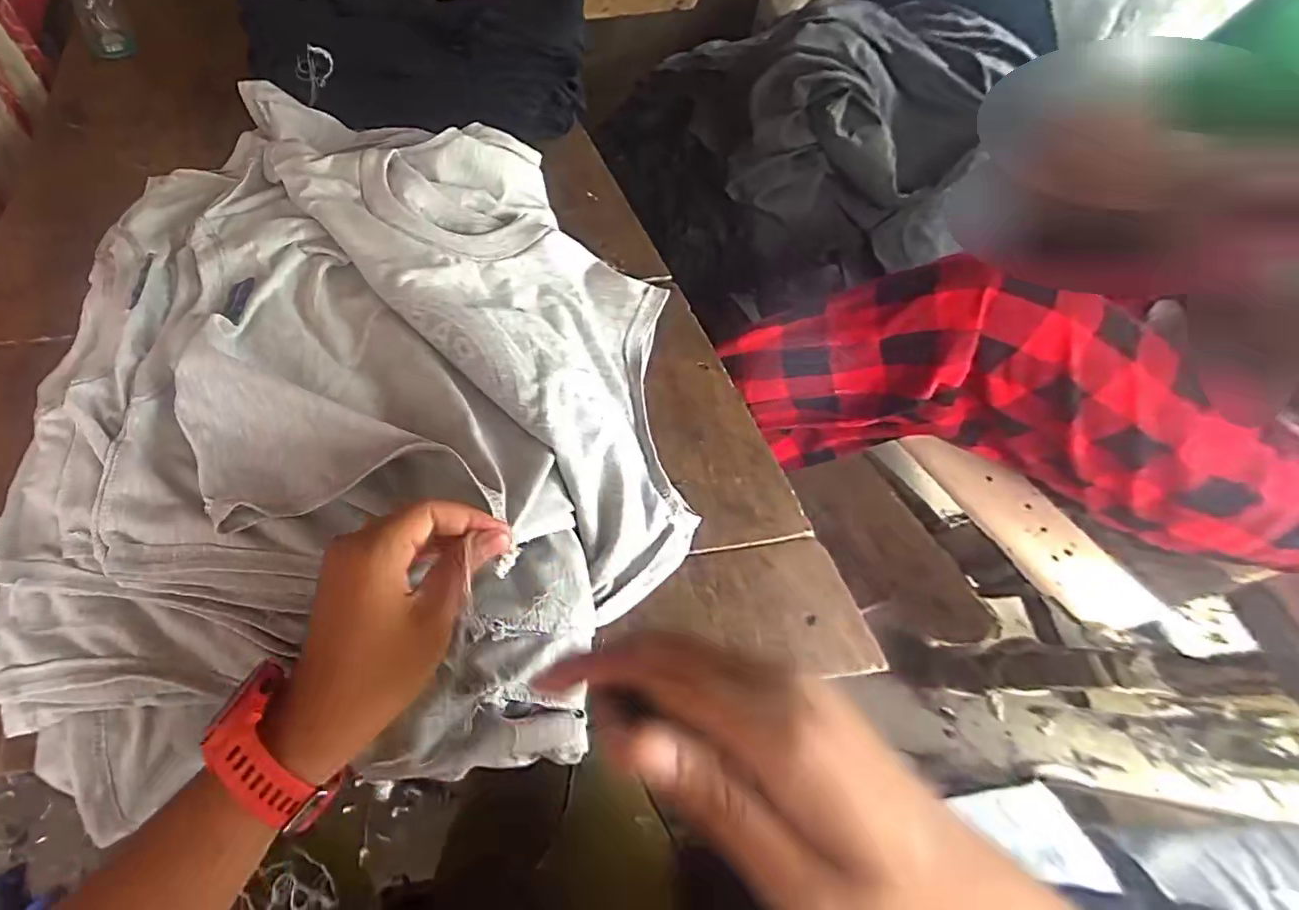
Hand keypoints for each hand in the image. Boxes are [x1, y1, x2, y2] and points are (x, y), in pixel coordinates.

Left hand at [261, 501, 510, 783]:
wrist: (325, 710)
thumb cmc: (385, 671)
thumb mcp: (432, 619)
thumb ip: (461, 568)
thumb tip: (493, 536)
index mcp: (373, 547)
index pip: (427, 511)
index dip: (468, 517)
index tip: (504, 535)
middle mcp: (352, 541)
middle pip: (410, 517)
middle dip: (454, 526)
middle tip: (495, 545)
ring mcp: (341, 556)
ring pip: (395, 531)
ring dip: (434, 539)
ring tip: (476, 554)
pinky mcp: (339, 573)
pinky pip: (380, 548)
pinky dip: (411, 552)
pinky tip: (439, 565)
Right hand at [537, 633, 1067, 909]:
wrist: (984, 909)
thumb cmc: (883, 904)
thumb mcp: (794, 877)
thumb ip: (709, 796)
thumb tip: (624, 735)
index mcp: (774, 724)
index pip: (657, 666)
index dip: (594, 666)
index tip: (545, 681)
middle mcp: (779, 682)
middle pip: (667, 647)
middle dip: (610, 666)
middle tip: (581, 718)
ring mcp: (794, 681)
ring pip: (687, 650)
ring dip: (638, 672)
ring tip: (619, 726)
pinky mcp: (800, 692)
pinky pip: (712, 663)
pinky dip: (671, 678)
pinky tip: (668, 720)